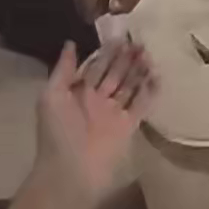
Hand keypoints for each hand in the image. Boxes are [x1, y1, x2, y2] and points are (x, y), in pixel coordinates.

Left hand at [34, 40, 155, 205]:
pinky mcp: (128, 127)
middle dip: (126, 58)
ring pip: (129, 86)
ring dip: (138, 71)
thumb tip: (71, 42)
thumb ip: (64, 69)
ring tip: (149, 54)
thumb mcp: (52, 96)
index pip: (96, 65)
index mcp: (78, 91)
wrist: (70, 173)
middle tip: (140, 41)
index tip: (121, 35)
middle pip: (115, 73)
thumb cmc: (57, 132)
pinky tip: (157, 75)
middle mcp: (97, 100)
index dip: (107, 51)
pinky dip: (149, 91)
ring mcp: (113, 113)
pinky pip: (141, 105)